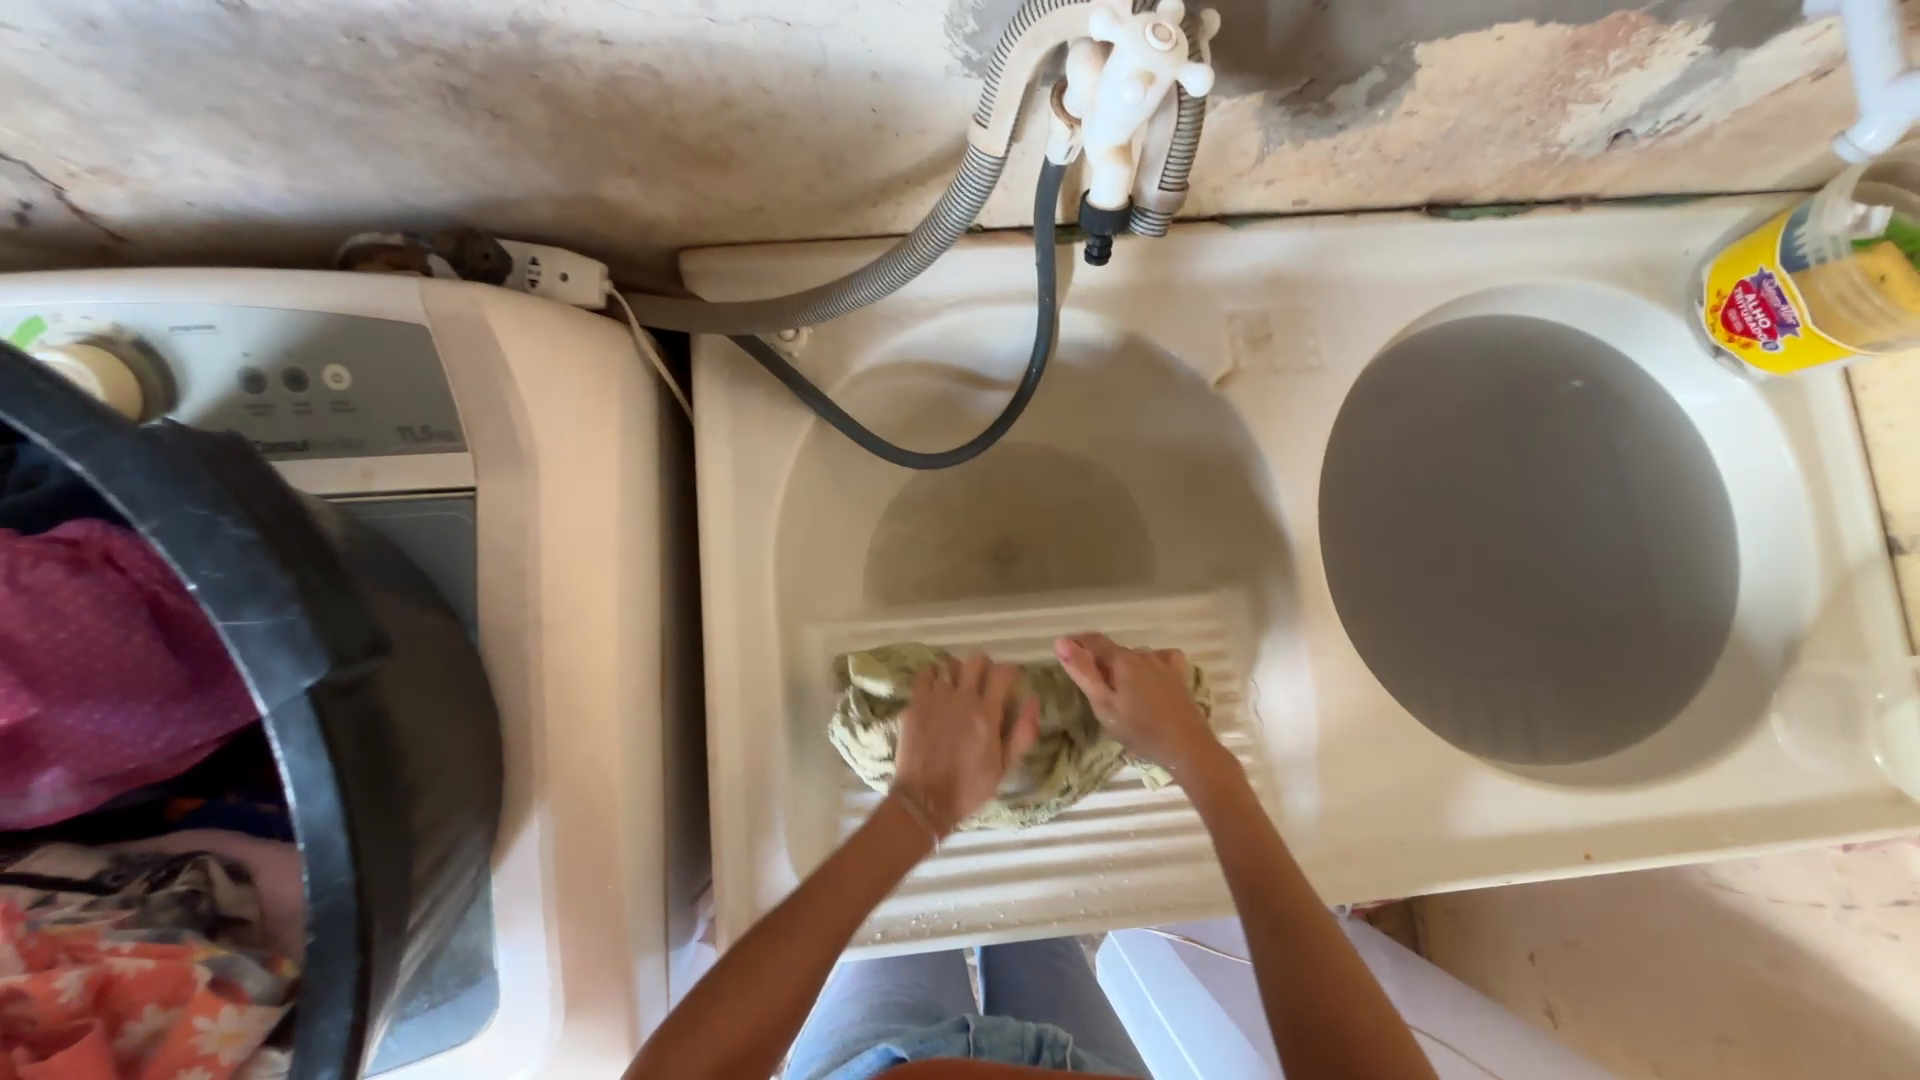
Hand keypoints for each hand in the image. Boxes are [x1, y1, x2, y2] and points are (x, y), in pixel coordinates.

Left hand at [891, 655, 1041, 835]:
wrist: (924, 801)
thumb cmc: (969, 788)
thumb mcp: (1004, 766)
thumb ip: (1022, 732)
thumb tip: (1033, 699)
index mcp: (987, 713)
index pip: (1003, 673)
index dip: (1011, 672)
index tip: (1012, 681)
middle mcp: (962, 698)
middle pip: (976, 660)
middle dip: (985, 667)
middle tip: (985, 683)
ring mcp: (935, 699)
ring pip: (950, 665)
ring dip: (959, 673)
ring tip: (959, 688)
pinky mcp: (914, 704)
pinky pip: (925, 675)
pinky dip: (934, 676)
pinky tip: (936, 690)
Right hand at [1055, 633, 1224, 774]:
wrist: (1186, 747)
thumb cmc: (1139, 729)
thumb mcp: (1103, 704)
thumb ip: (1082, 671)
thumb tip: (1061, 641)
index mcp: (1122, 659)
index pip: (1093, 640)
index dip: (1076, 642)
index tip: (1063, 652)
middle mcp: (1143, 654)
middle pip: (1113, 651)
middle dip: (1098, 661)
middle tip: (1089, 687)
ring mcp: (1164, 664)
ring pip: (1134, 658)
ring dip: (1121, 667)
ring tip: (1117, 691)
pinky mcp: (1178, 676)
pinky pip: (1159, 660)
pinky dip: (1148, 665)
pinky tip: (1148, 679)